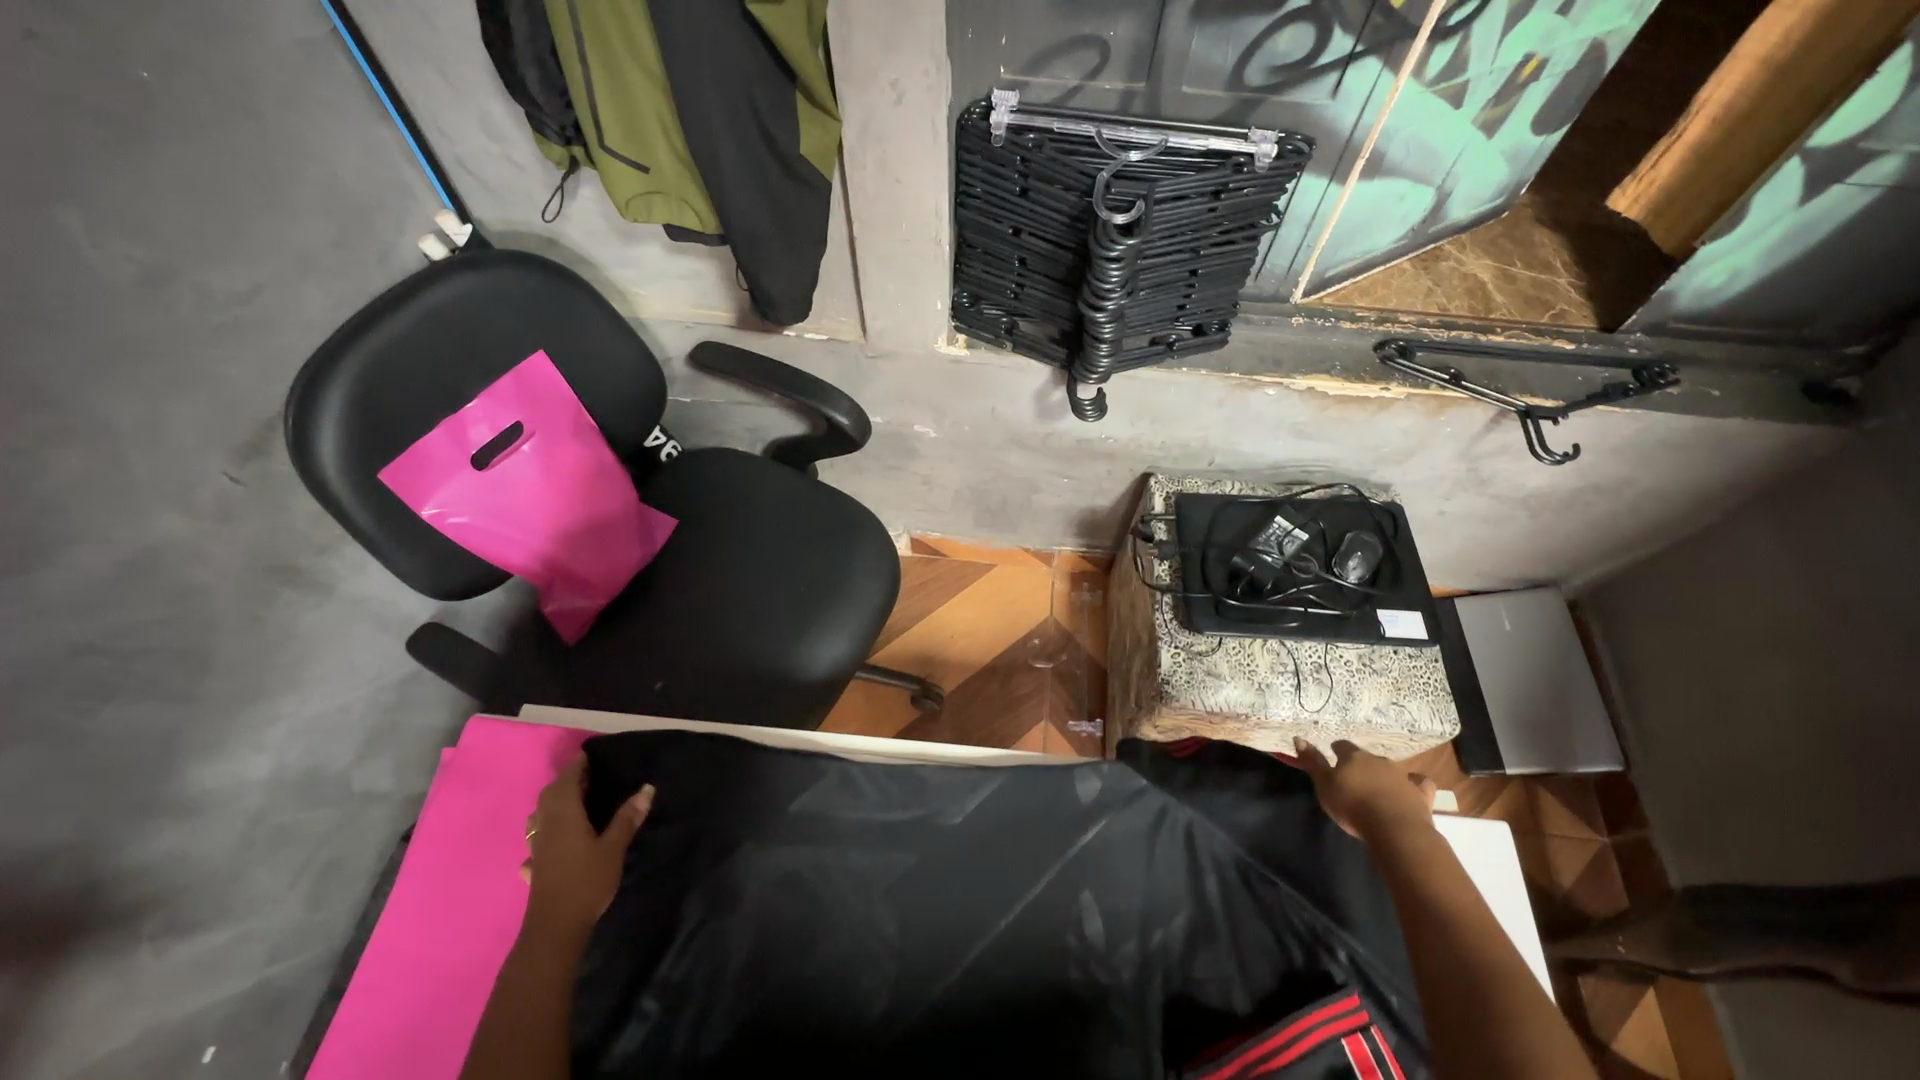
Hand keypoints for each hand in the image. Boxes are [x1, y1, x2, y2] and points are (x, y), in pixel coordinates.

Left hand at [522, 755, 653, 936]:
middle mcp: (546, 823)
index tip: (593, 755)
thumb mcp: (614, 848)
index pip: (568, 778)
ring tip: (575, 802)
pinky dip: (546, 829)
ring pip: (540, 814)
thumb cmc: (587, 880)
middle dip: (567, 781)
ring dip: (554, 803)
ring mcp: (536, 844)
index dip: (579, 765)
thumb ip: (627, 818)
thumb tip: (646, 788)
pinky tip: (554, 840)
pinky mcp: (535, 863)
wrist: (555, 925)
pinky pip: (538, 836)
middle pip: (551, 794)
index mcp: (564, 813)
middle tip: (590, 777)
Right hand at [1293, 738, 1435, 842]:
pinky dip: (1415, 785)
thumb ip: (1312, 762)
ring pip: (1390, 769)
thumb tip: (1299, 738)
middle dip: (1360, 765)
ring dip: (1383, 775)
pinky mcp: (1420, 793)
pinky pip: (1419, 783)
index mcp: (1354, 757)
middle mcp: (1378, 761)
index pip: (1343, 746)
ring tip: (1377, 788)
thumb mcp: (1324, 785)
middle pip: (1367, 758)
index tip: (1333, 754)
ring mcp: (1402, 776)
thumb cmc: (1352, 806)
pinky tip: (1411, 790)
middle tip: (1354, 777)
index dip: (1337, 750)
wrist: (1395, 828)